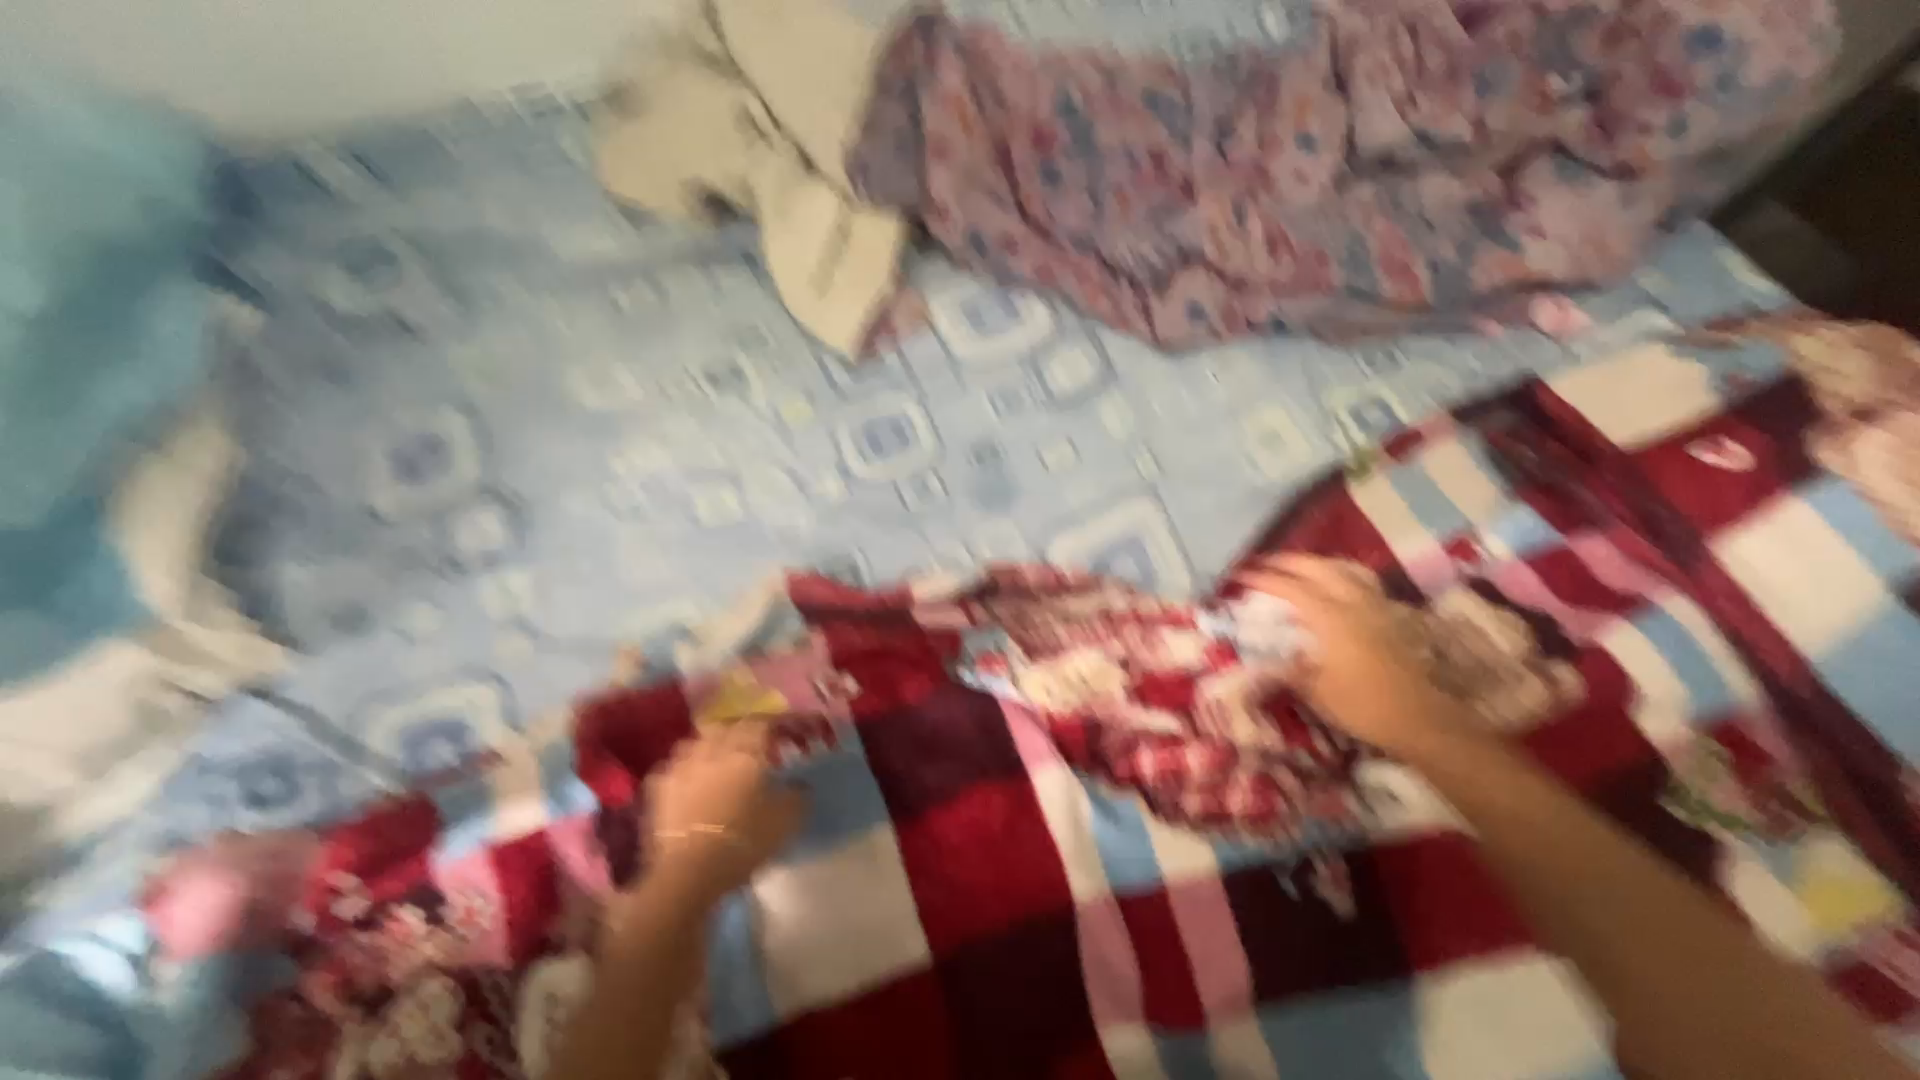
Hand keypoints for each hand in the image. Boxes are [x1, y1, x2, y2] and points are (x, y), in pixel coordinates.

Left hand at [644, 720, 807, 902]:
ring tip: (717, 761)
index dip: (773, 724)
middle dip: (737, 731)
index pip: (761, 723)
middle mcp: (711, 750)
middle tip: (749, 745)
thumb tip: (798, 784)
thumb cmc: (745, 840)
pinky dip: (684, 771)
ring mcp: (681, 767)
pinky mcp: (659, 790)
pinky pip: (673, 769)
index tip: (782, 733)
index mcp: (745, 751)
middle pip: (724, 726)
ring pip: (695, 743)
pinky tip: (689, 783)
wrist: (690, 871)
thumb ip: (797, 795)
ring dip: (707, 747)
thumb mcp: (787, 820)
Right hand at [1233, 554, 1469, 756]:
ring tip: (1300, 569)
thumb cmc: (1363, 706)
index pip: (1292, 588)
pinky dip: (1343, 575)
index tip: (1240, 577)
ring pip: (1346, 569)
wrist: (1421, 720)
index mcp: (1332, 618)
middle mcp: (1355, 603)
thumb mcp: (1316, 692)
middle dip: (1289, 562)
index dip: (1265, 580)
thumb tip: (1261, 664)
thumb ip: (1288, 670)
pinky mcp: (1391, 616)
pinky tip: (1338, 587)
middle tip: (1265, 563)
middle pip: (1319, 568)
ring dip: (1318, 563)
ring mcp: (1377, 606)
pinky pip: (1363, 582)